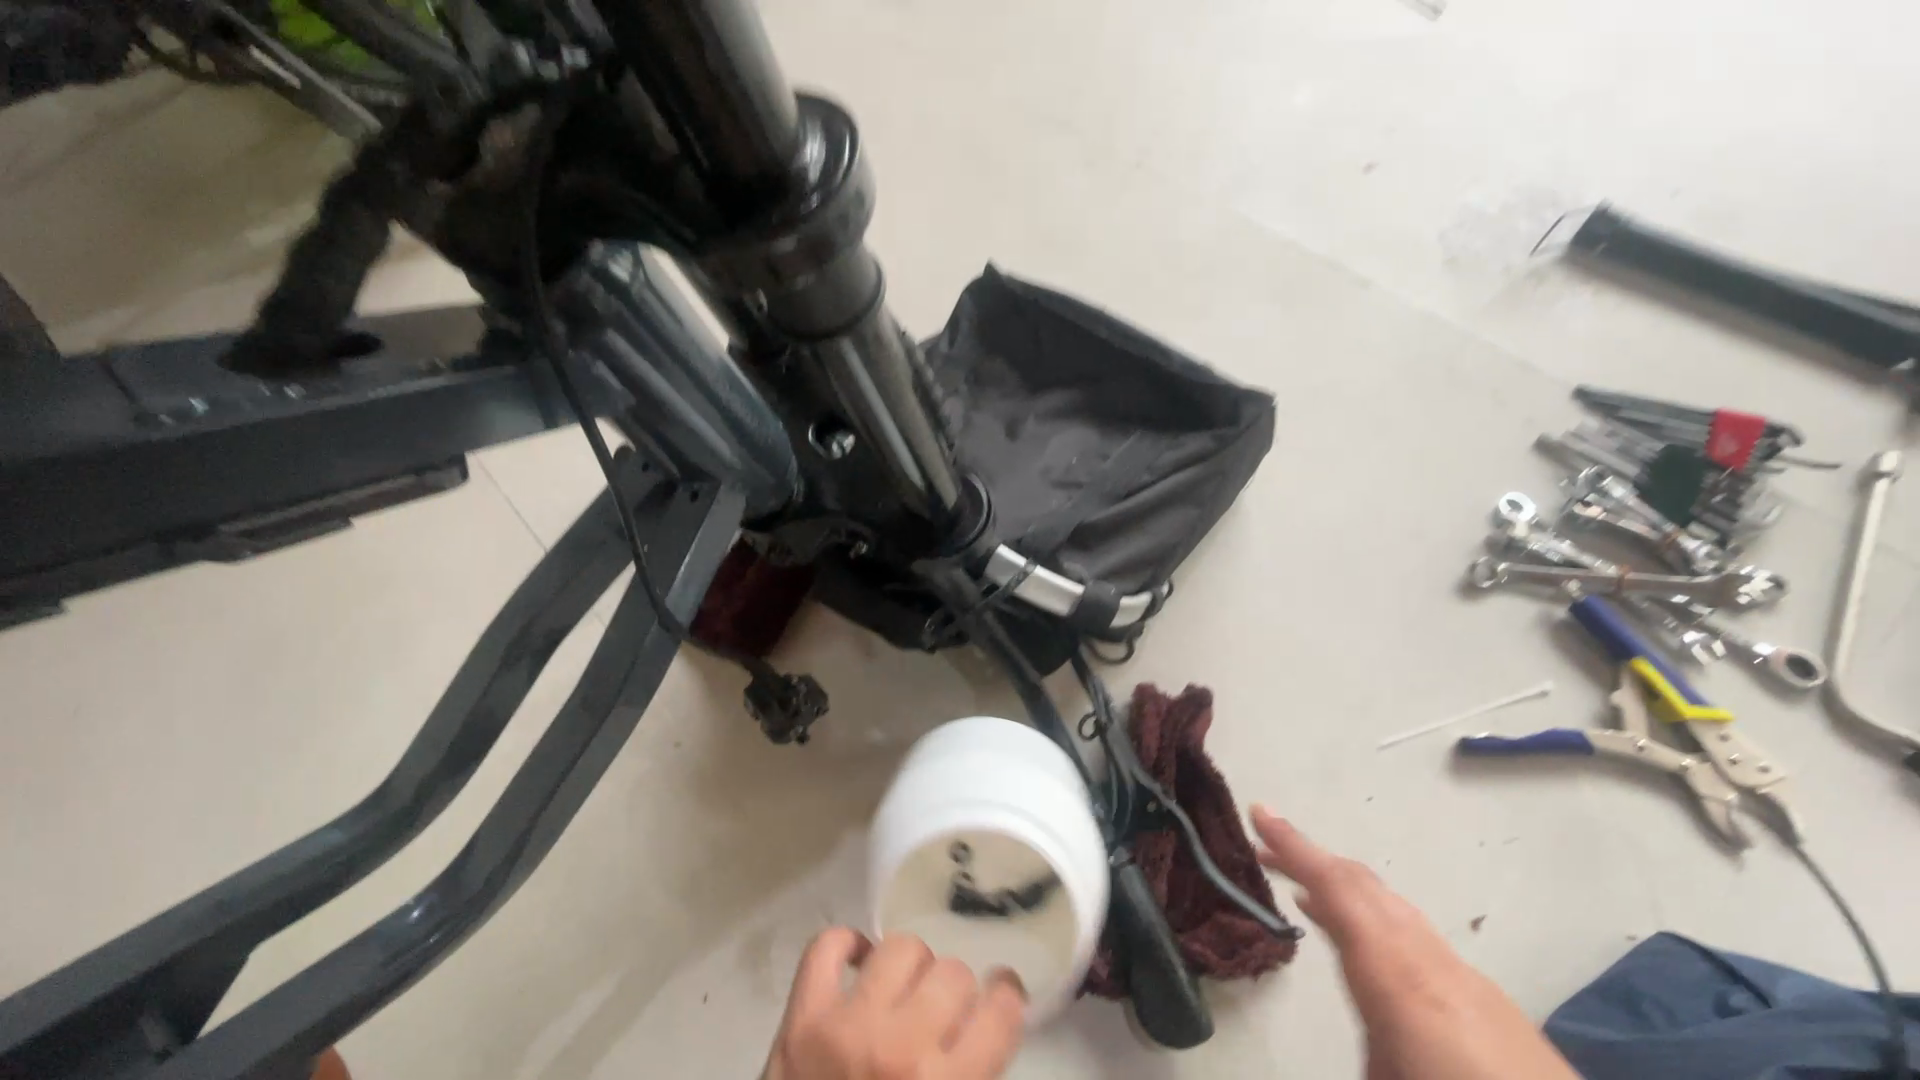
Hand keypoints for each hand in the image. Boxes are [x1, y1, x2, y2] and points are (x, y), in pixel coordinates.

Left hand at [763, 928, 1026, 1079]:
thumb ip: (970, 1071)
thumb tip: (985, 1019)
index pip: (1000, 1012)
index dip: (1006, 995)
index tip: (998, 991)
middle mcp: (901, 1048)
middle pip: (953, 973)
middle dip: (952, 989)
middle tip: (938, 1008)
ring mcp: (847, 1027)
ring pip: (901, 948)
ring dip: (909, 964)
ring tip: (900, 987)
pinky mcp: (801, 1017)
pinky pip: (826, 947)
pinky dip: (844, 943)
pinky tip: (858, 960)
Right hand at [1250, 807, 1577, 1079]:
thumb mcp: (1381, 1076)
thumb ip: (1358, 1042)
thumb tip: (1351, 1037)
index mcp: (1398, 976)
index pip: (1337, 890)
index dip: (1294, 847)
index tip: (1259, 813)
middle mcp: (1431, 961)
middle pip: (1365, 887)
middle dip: (1311, 859)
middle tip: (1263, 849)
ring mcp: (1465, 976)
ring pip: (1394, 908)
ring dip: (1344, 889)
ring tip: (1303, 892)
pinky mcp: (1488, 999)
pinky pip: (1417, 936)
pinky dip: (1375, 920)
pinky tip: (1366, 945)